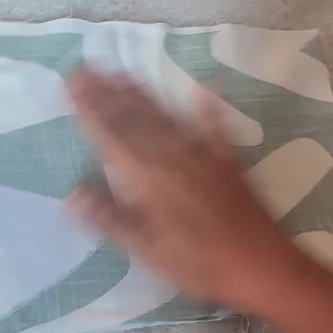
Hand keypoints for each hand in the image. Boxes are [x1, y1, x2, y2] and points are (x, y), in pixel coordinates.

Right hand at [65, 70, 311, 314]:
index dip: (89, 109)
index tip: (70, 84)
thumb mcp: (148, 250)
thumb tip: (72, 195)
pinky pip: (215, 127)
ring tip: (122, 72)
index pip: (111, 135)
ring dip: (142, 92)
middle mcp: (174, 156)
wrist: (262, 265)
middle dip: (108, 93)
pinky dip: (205, 107)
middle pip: (136, 118)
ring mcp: (204, 155)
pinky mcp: (229, 162)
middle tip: (86, 67)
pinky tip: (202, 89)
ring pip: (167, 115)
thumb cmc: (200, 264)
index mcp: (149, 177)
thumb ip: (111, 218)